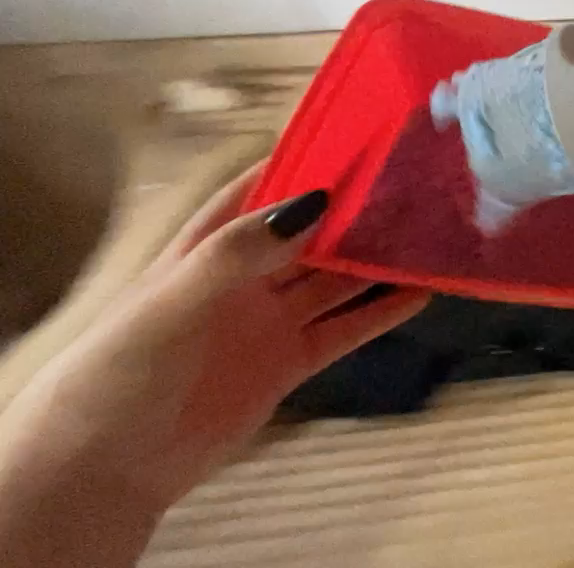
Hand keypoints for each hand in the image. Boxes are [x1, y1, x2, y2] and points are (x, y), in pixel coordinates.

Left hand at [0, 164, 428, 530]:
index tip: (357, 143)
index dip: (300, 167)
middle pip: (310, 237)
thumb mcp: (171, 305)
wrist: (99, 476)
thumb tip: (317, 202)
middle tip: (413, 187)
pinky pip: (347, 329)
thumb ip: (240, 253)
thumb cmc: (118, 376)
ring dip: (378, 261)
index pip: (257, 196)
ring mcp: (269, 323)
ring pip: (337, 280)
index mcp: (204, 256)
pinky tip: (422, 292)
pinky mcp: (291, 361)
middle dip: (356, 213)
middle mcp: (243, 283)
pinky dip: (385, 311)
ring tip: (427, 235)